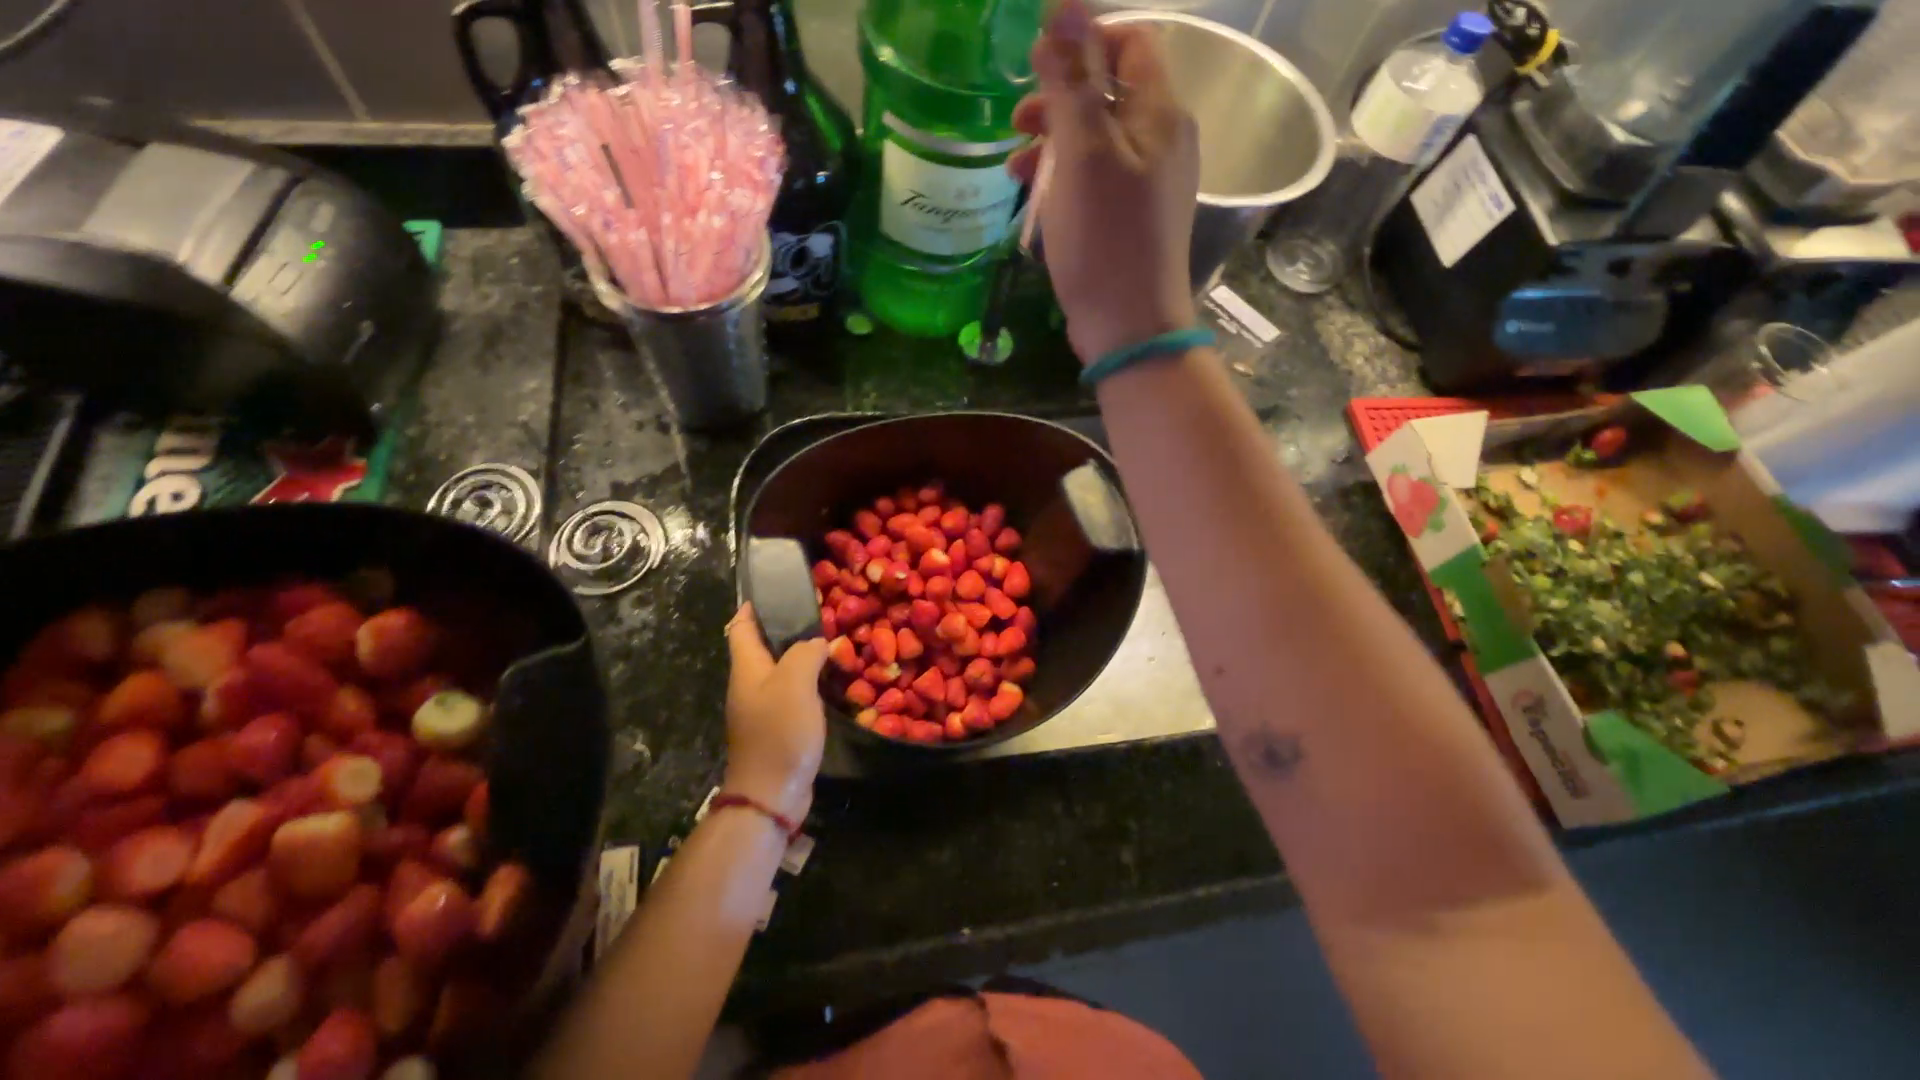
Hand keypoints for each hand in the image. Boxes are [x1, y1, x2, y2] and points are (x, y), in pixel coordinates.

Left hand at [723, 603, 827, 821]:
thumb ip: (805, 654)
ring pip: (778, 674)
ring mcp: (761, 711)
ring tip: (829, 645)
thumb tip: (817, 642)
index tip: (771, 591)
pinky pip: (790, 697)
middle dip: (782, 631)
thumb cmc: (779, 733)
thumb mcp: (794, 684)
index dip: (751, 608)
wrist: (771, 794)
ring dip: (798, 659)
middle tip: (816, 615)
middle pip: (760, 650)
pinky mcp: (776, 731)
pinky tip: (828, 686)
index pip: (741, 629)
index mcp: (746, 669)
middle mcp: (749, 686)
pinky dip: (807, 685)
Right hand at [1008, 0, 1199, 362]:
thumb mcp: (1082, 154)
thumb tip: (1062, 10)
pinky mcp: (1133, 215)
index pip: (1132, 41)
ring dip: (1054, 138)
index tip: (1039, 60)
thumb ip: (1072, 82)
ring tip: (1015, 165)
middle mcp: (1164, 139)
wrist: (1130, 326)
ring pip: (1098, 136)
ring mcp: (1150, 180)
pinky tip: (1032, 194)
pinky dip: (1065, 174)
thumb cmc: (1105, 238)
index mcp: (1161, 114)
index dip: (1086, 38)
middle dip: (1060, 95)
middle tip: (1018, 118)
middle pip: (1110, 90)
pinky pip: (1098, 175)